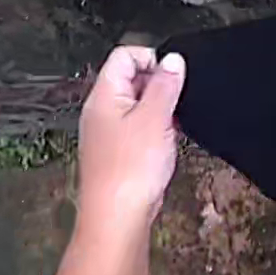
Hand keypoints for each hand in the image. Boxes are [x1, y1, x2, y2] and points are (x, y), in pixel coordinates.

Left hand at [76, 46, 185, 244]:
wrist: (117, 218)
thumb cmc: (129, 171)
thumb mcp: (155, 117)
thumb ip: (165, 85)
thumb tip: (173, 60)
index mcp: (103, 96)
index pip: (125, 56)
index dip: (152, 59)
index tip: (172, 77)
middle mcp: (101, 111)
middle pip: (131, 78)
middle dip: (158, 85)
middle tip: (174, 103)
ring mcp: (108, 132)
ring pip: (137, 104)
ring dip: (159, 109)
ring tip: (169, 127)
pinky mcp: (118, 152)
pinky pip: (139, 127)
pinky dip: (156, 129)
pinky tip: (165, 145)